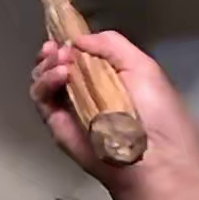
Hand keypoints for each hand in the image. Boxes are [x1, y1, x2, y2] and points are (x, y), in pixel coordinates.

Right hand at [30, 30, 198, 199]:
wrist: (154, 162)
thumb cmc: (157, 113)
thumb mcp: (143, 67)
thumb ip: (111, 45)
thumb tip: (78, 40)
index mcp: (108, 77)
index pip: (79, 54)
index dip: (69, 43)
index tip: (66, 37)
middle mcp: (86, 91)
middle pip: (56, 65)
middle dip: (53, 53)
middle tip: (57, 50)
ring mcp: (69, 108)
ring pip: (43, 80)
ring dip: (47, 65)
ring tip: (60, 62)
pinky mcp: (57, 125)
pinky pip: (41, 100)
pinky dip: (45, 83)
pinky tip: (59, 75)